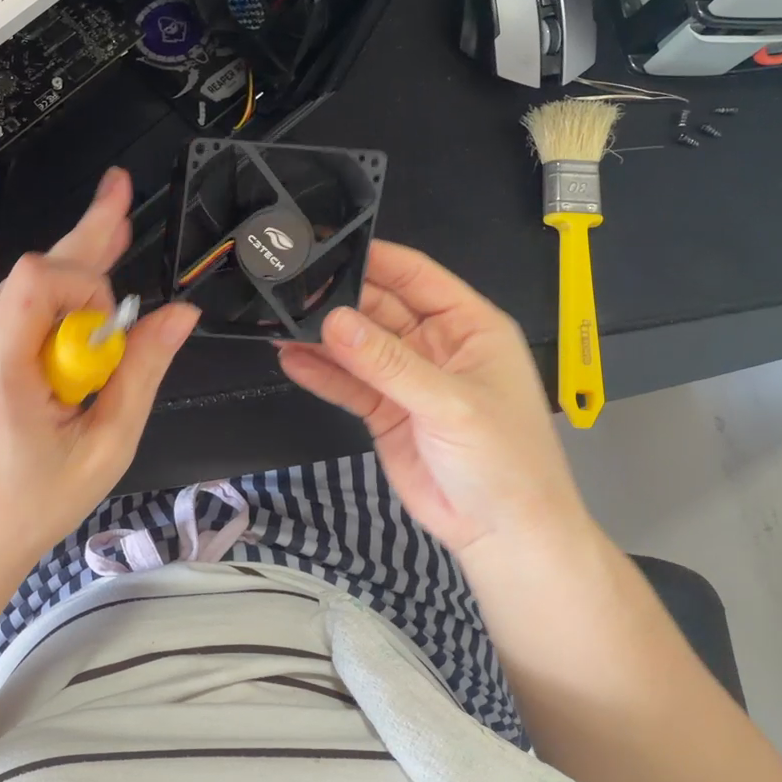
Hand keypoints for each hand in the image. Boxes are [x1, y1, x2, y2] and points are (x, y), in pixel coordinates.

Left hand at [0, 168, 200, 593]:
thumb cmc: (33, 508)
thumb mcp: (104, 448)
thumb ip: (140, 374)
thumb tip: (178, 316)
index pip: (35, 280)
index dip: (84, 277)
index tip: (114, 321)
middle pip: (25, 276)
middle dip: (80, 244)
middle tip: (117, 195)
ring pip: (12, 295)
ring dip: (61, 290)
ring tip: (104, 277)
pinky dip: (37, 317)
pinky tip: (66, 328)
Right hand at [276, 241, 590, 558]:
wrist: (502, 535)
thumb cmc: (504, 461)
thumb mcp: (450, 404)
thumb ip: (388, 363)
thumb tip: (333, 321)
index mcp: (469, 327)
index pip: (417, 277)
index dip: (376, 259)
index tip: (327, 246)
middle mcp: (435, 345)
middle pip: (378, 309)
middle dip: (337, 300)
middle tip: (289, 289)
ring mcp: (406, 379)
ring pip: (357, 346)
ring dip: (321, 337)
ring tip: (278, 323)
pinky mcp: (383, 411)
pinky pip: (347, 383)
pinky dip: (319, 373)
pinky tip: (289, 359)